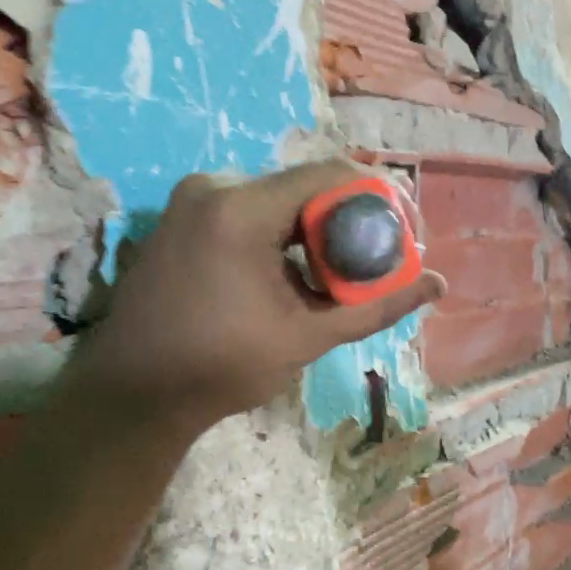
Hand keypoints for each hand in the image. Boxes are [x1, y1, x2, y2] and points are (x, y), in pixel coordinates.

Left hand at [76, 160, 445, 432]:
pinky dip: (276, 239)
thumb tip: (437, 284)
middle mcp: (213, 187)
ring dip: (310, 235)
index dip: (378, 200)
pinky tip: (287, 279)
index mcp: (242, 208)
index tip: (404, 236)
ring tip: (331, 281)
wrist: (133, 394)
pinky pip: (245, 213)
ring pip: (275, 201)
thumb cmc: (221, 367)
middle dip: (345, 224)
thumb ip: (374, 306)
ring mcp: (189, 200)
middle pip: (303, 188)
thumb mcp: (307, 337)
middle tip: (372, 266)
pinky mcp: (178, 219)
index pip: (331, 176)